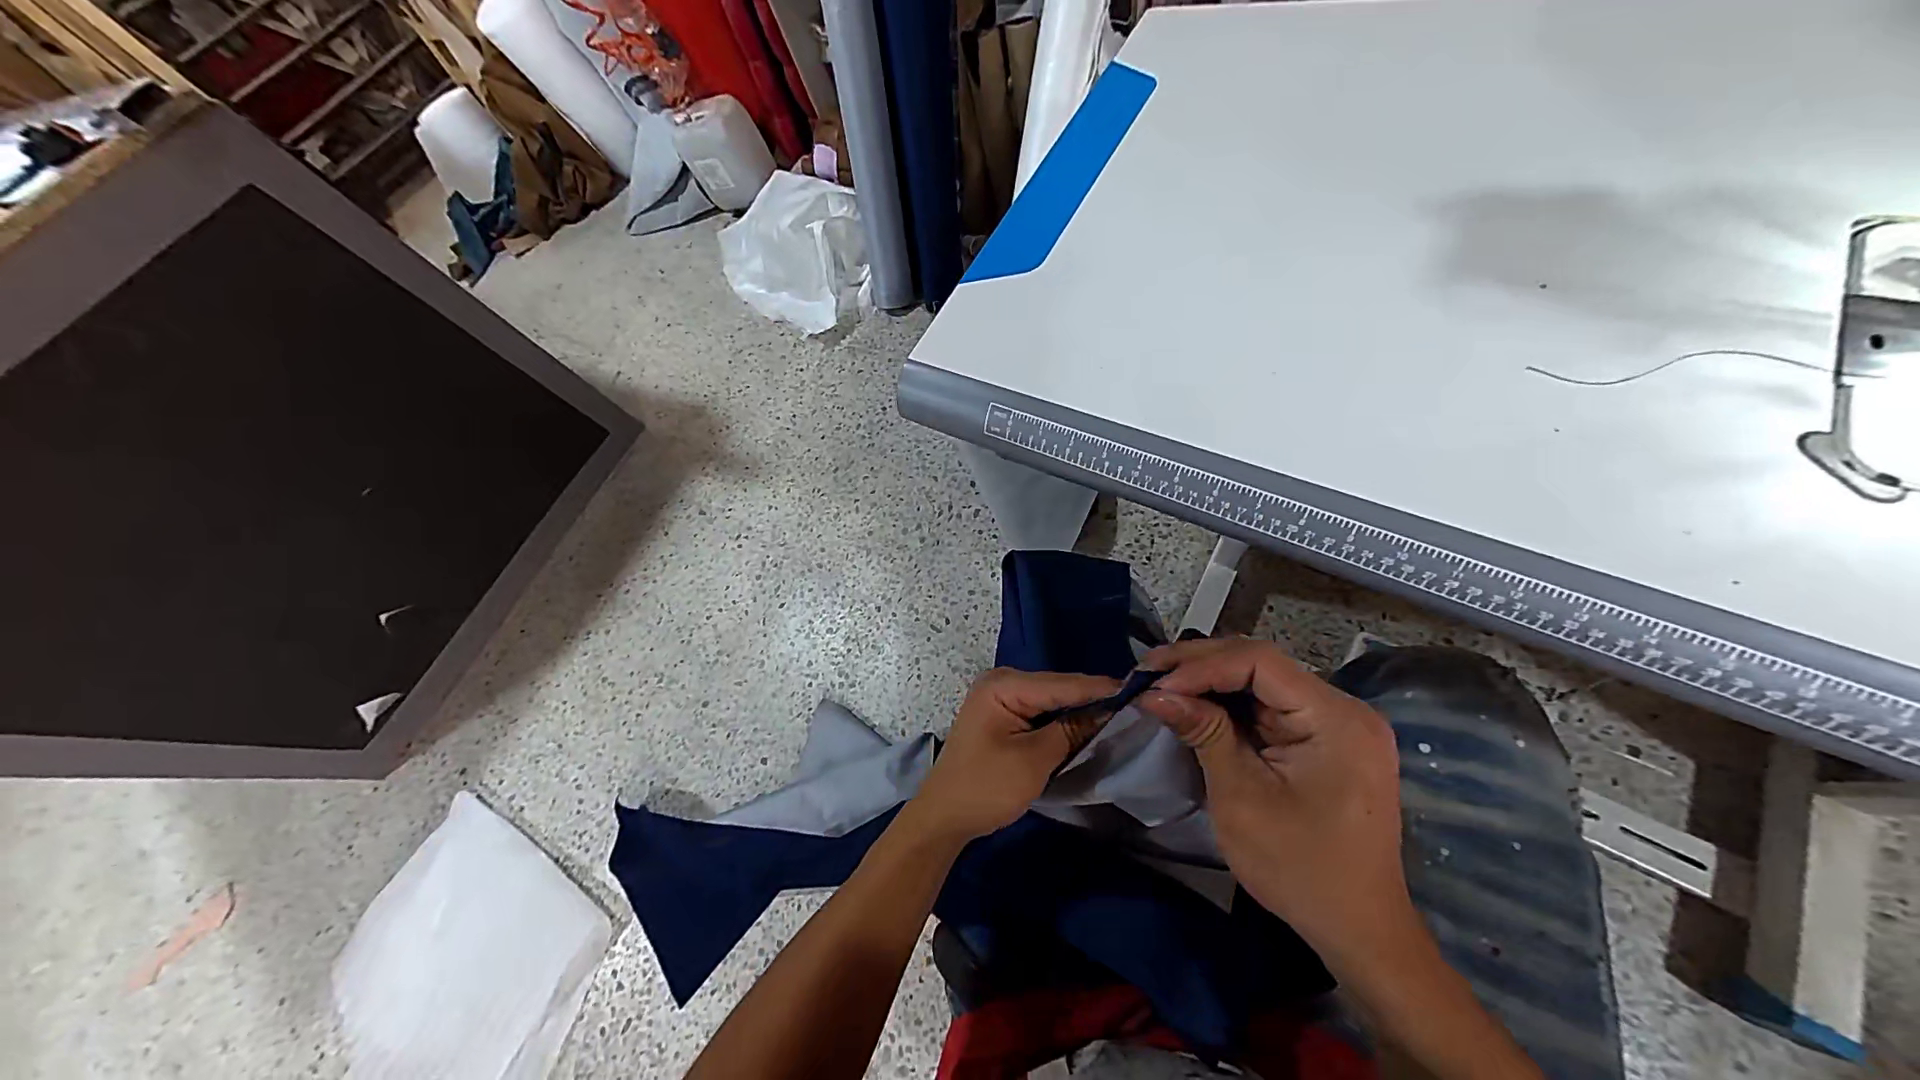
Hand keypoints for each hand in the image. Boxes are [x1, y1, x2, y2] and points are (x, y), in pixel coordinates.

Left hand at [910, 668, 1121, 841]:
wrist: (943, 817)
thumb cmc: (985, 789)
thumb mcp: (1034, 761)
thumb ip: (1071, 731)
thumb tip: (1109, 711)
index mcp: (1003, 685)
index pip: (1063, 683)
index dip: (1102, 689)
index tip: (1142, 690)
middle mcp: (1001, 681)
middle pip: (1058, 687)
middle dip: (1094, 697)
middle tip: (1137, 704)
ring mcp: (1000, 697)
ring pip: (1052, 698)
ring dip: (1080, 708)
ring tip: (1122, 712)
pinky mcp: (1002, 714)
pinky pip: (1040, 709)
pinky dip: (1063, 718)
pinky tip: (1088, 723)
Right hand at [1135, 638, 1412, 963]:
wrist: (1358, 928)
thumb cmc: (1299, 869)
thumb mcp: (1241, 798)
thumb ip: (1203, 733)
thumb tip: (1154, 693)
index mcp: (1336, 719)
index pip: (1259, 662)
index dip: (1201, 665)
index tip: (1154, 683)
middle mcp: (1344, 708)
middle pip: (1261, 664)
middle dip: (1199, 665)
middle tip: (1146, 673)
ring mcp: (1337, 723)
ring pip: (1262, 681)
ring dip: (1209, 680)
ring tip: (1160, 683)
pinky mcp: (1325, 738)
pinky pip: (1269, 705)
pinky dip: (1228, 703)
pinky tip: (1194, 702)